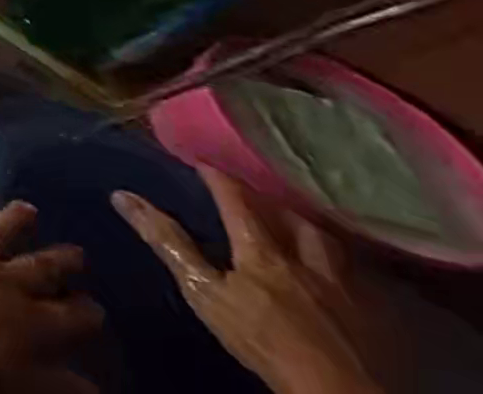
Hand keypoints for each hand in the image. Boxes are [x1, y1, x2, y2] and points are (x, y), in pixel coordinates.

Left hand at [0, 167, 103, 392]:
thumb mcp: (19, 386)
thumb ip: (59, 385)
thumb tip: (97, 390)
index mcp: (29, 320)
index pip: (69, 317)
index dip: (85, 313)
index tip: (97, 306)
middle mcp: (3, 280)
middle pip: (38, 268)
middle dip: (60, 261)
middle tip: (78, 251)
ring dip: (11, 219)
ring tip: (27, 207)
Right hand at [113, 166, 391, 393]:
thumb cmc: (261, 339)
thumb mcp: (203, 291)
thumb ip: (168, 243)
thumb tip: (122, 196)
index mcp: (264, 252)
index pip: (238, 203)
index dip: (219, 179)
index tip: (202, 162)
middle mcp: (310, 262)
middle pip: (296, 221)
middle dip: (274, 204)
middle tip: (256, 197)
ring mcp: (350, 292)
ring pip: (333, 247)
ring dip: (311, 232)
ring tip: (297, 229)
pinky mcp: (378, 320)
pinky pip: (361, 280)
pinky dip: (342, 267)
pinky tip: (336, 276)